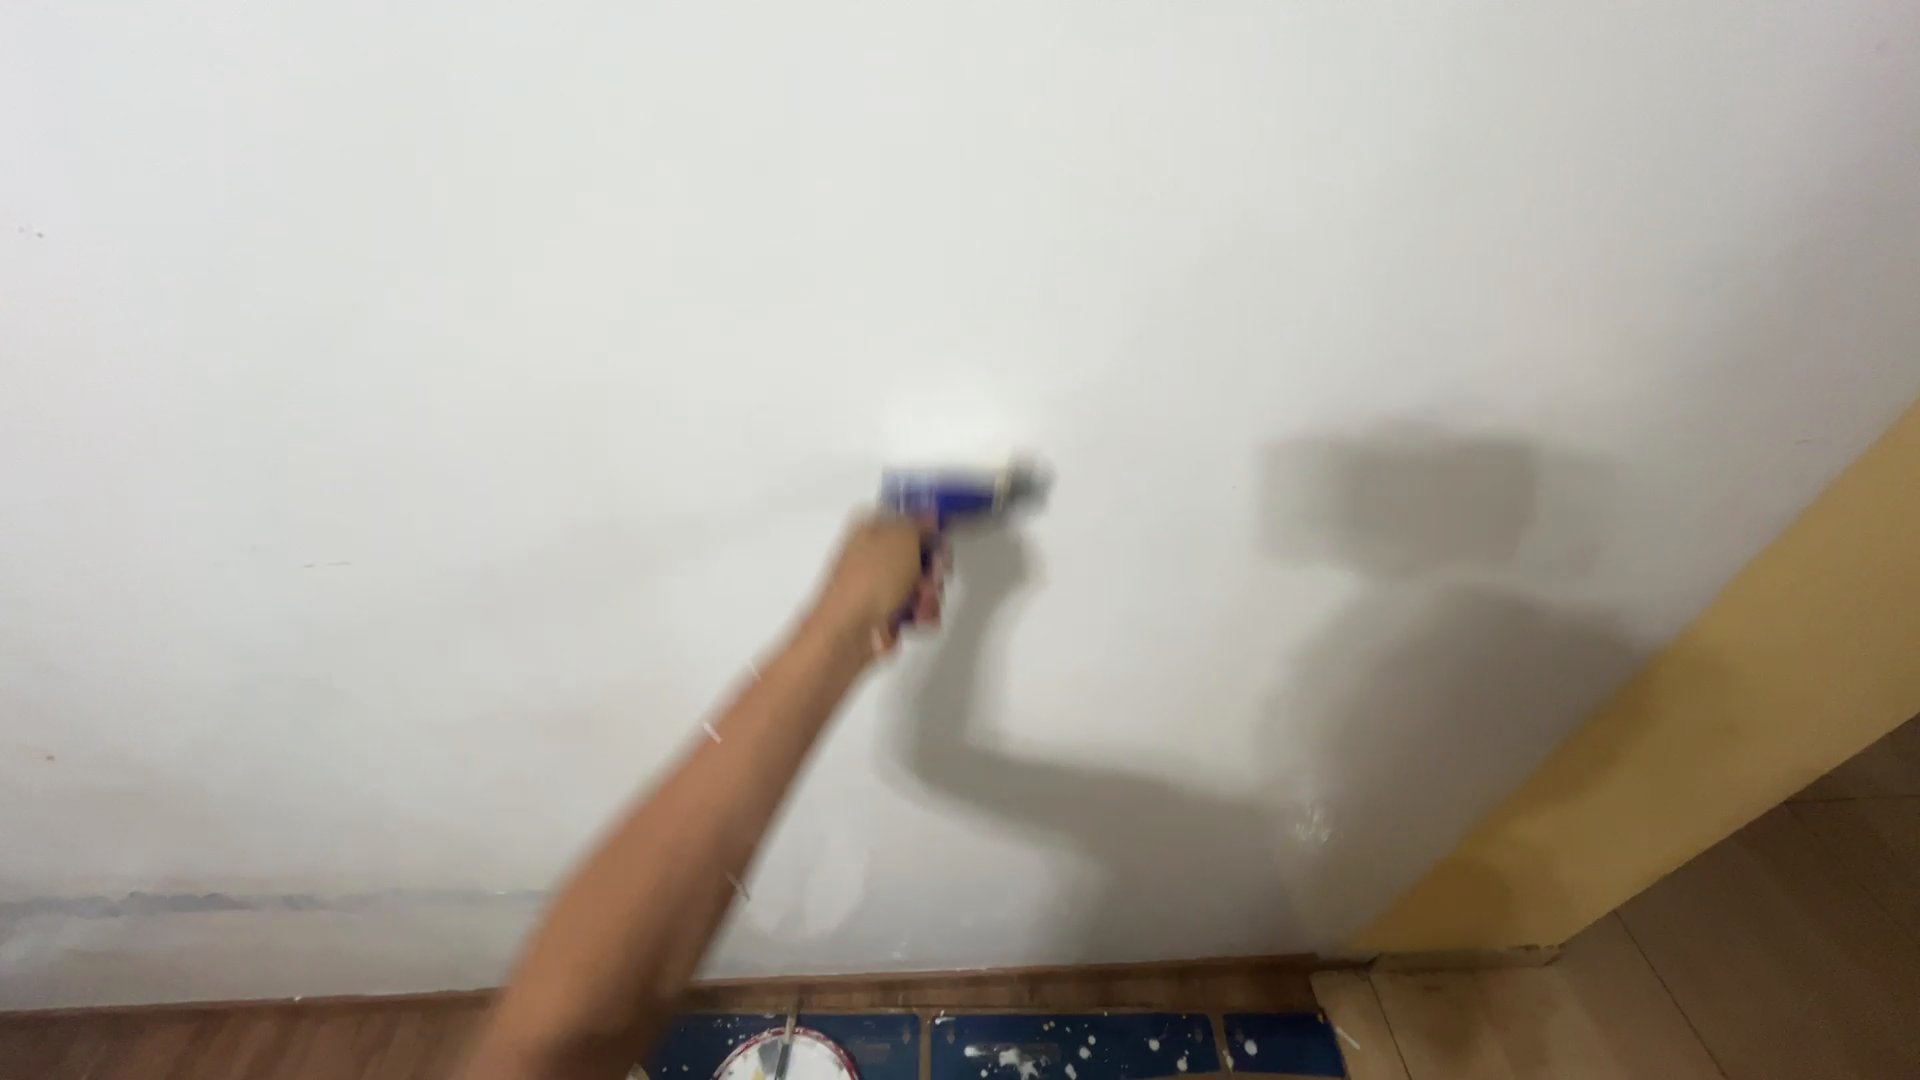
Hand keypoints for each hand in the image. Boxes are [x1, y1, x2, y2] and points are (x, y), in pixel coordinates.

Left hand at [812, 514, 946, 651]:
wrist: (849, 630)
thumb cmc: (874, 577)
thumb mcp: (903, 538)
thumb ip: (920, 523)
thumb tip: (930, 516)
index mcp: (871, 527)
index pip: (906, 517)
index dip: (927, 525)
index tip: (942, 536)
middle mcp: (874, 553)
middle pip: (920, 552)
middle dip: (933, 566)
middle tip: (934, 574)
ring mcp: (881, 585)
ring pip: (922, 581)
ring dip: (930, 592)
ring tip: (921, 602)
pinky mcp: (888, 612)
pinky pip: (917, 606)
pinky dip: (923, 612)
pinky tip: (919, 618)